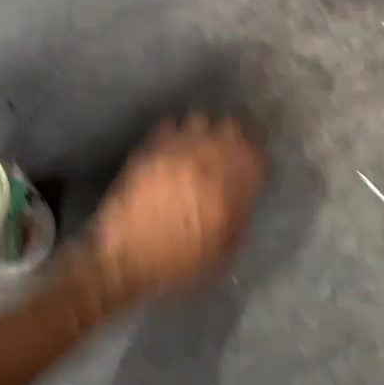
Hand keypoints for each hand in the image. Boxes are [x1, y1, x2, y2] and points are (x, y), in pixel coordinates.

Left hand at [87, 114, 265, 300]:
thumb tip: (245, 199)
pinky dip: (176, 133)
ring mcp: (172, 154)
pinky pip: (168, 127)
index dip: (258, 156)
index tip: (257, 162)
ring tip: (205, 142)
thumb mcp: (221, 253)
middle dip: (236, 136)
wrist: (124, 259)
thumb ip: (240, 219)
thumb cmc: (176, 264)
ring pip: (199, 121)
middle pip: (230, 129)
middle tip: (235, 146)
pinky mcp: (147, 153)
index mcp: (226, 188)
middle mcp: (202, 163)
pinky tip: (176, 145)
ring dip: (206, 130)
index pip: (254, 155)